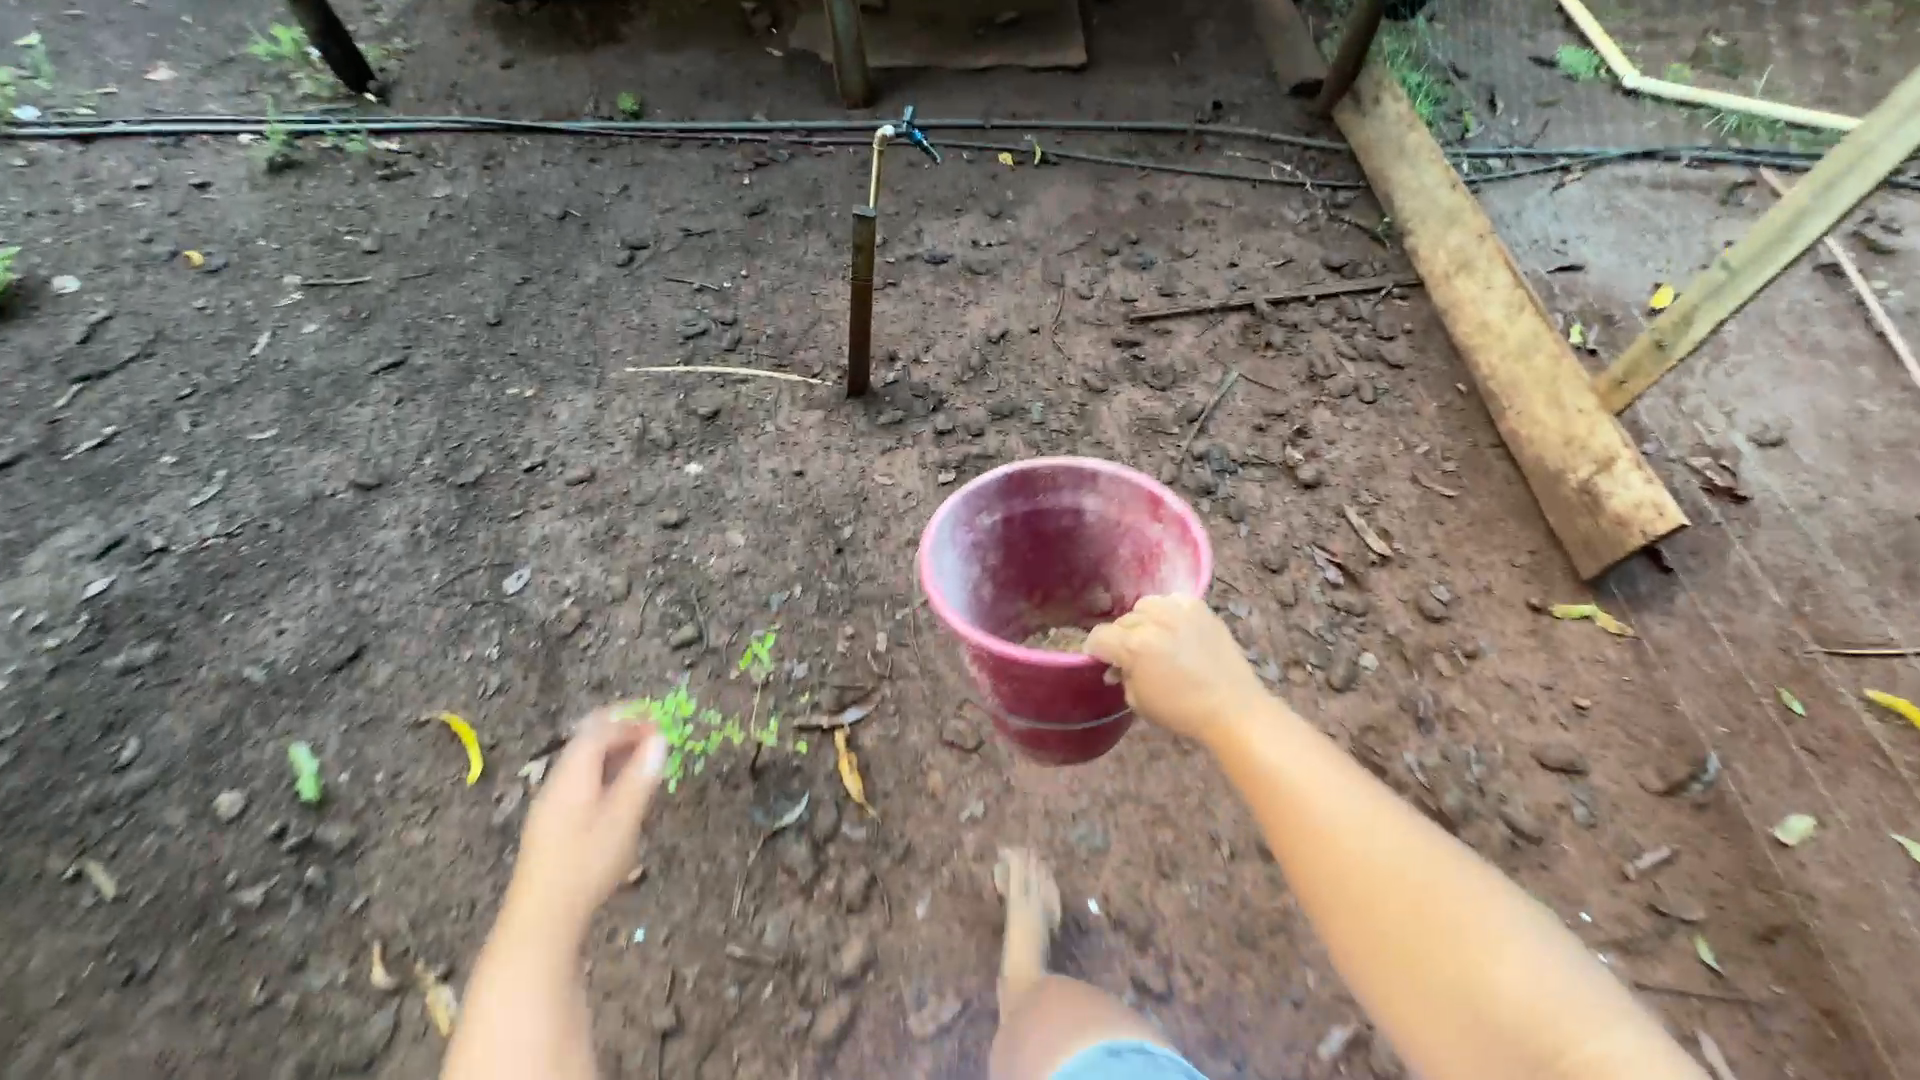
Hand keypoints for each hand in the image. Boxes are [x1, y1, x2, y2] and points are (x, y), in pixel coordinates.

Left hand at [505, 709, 666, 935]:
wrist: (541, 917)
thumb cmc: (586, 865)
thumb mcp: (622, 820)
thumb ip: (640, 778)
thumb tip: (659, 740)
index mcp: (572, 776)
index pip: (598, 731)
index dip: (629, 720)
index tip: (661, 721)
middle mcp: (557, 782)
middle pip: (587, 741)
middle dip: (622, 731)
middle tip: (655, 735)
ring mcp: (552, 803)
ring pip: (584, 762)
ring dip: (615, 753)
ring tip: (646, 761)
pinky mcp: (553, 823)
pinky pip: (582, 781)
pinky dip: (606, 773)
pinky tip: (623, 791)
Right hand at [1083, 594, 1269, 747]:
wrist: (1233, 707)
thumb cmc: (1182, 711)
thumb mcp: (1138, 700)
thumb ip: (1122, 675)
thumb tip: (1117, 665)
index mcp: (1135, 646)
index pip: (1098, 636)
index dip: (1096, 650)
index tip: (1104, 661)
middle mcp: (1154, 621)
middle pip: (1121, 621)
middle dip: (1121, 639)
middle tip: (1133, 658)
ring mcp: (1179, 610)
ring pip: (1145, 606)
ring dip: (1143, 622)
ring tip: (1155, 640)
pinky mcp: (1199, 607)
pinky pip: (1171, 601)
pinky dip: (1168, 612)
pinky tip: (1175, 629)